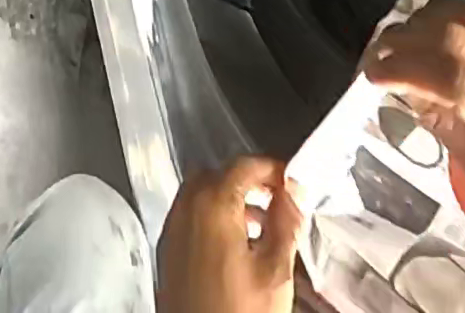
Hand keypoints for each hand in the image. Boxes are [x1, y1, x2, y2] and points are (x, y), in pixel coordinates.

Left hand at [157, 156, 306, 312]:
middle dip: (251, 181)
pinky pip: (193, 213)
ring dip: (233, 198)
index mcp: (211, 201)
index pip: (243, 166)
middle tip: (281, 199)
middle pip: (220, 174)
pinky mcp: (169, 244)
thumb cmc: (241, 312)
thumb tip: (295, 190)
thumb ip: (285, 225)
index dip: (271, 168)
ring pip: (204, 192)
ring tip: (266, 223)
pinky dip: (215, 214)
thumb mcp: (274, 272)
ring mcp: (174, 222)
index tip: (295, 180)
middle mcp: (186, 202)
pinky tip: (238, 242)